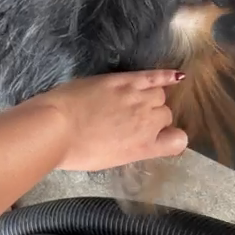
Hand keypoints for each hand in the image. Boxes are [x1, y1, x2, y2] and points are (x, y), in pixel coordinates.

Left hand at [21, 70, 188, 171]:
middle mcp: (147, 123)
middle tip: (129, 120)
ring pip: (159, 95)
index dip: (169, 137)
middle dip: (153, 117)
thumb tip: (134, 138)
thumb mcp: (109, 159)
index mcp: (144, 147)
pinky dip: (167, 75)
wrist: (56, 128)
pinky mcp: (124, 80)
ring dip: (150, 98)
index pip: (178, 140)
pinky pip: (153, 76)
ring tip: (131, 102)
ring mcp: (137, 99)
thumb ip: (130, 147)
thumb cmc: (76, 151)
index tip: (158, 136)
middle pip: (165, 114)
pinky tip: (177, 76)